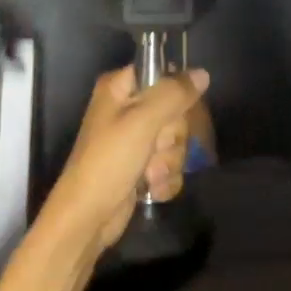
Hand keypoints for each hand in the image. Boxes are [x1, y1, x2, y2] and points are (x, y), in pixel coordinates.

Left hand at [42, 65, 211, 252]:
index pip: (161, 73)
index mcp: (119, 88)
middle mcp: (128, 109)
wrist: (88, 217)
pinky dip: (164, 179)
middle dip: (171, 137)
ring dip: (167, 162)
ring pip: (176, 141)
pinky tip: (149, 189)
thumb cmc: (109, 161)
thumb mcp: (142, 121)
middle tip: (153, 147)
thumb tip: (202, 73)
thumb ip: (174, 94)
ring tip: (147, 174)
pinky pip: (171, 165)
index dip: (173, 94)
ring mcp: (135, 141)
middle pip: (175, 111)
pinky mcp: (142, 168)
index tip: (174, 111)